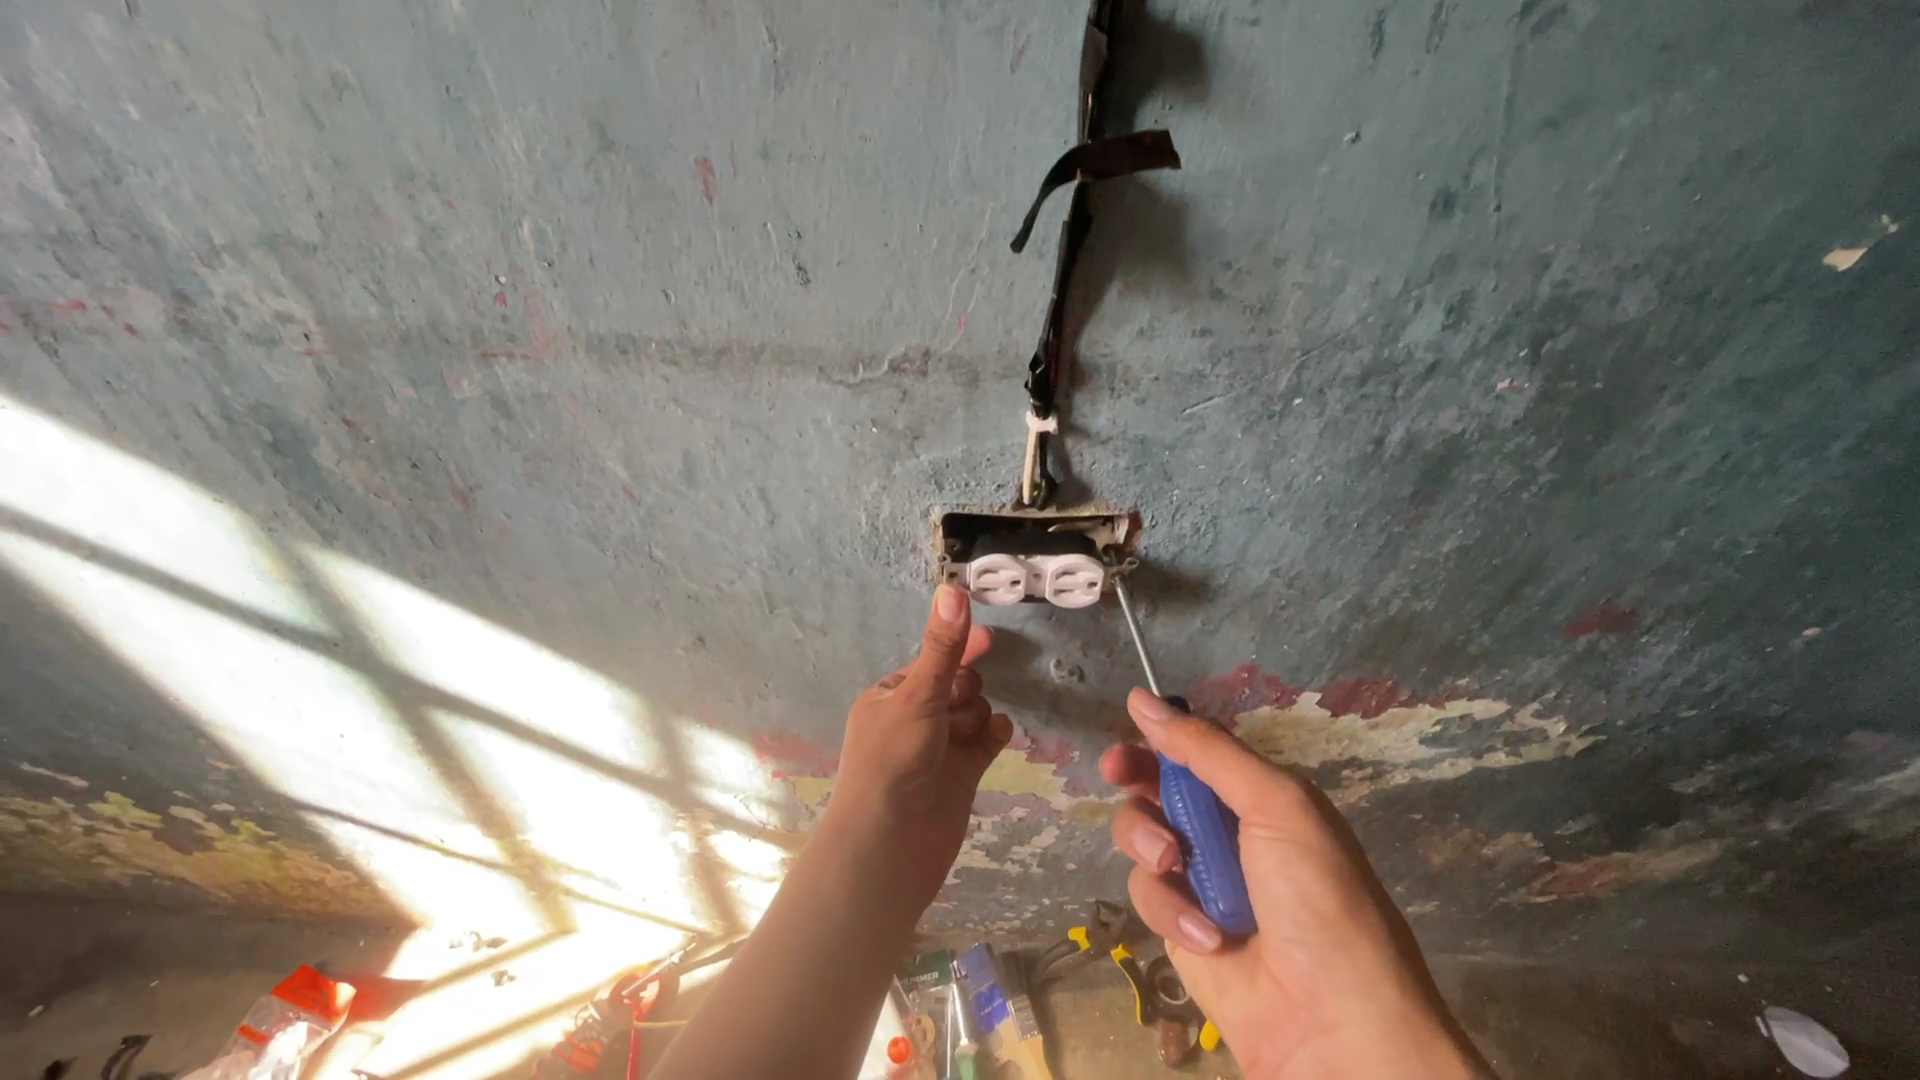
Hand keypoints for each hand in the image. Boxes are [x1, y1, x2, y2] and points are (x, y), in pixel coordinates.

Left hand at [824, 584, 1014, 910]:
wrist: (891, 844)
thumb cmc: (893, 761)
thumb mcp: (918, 695)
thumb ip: (942, 646)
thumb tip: (952, 588)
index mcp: (890, 696)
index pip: (931, 660)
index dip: (959, 647)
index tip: (989, 639)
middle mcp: (913, 718)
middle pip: (956, 684)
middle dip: (964, 688)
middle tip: (955, 708)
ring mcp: (938, 747)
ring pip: (973, 711)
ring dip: (977, 714)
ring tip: (966, 735)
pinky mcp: (961, 774)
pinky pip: (986, 741)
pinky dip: (993, 736)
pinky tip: (996, 740)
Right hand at [1101, 690, 1489, 1079]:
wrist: (1334, 1022)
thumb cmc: (1317, 897)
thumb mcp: (1276, 806)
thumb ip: (1208, 751)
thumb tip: (1142, 698)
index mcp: (1259, 798)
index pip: (1196, 754)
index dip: (1158, 741)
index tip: (1130, 733)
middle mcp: (1226, 833)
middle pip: (1157, 789)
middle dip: (1135, 780)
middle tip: (1117, 773)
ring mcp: (1201, 881)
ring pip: (1141, 837)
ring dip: (1151, 843)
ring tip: (1174, 864)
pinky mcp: (1180, 927)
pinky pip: (1147, 894)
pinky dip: (1170, 909)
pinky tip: (1207, 934)